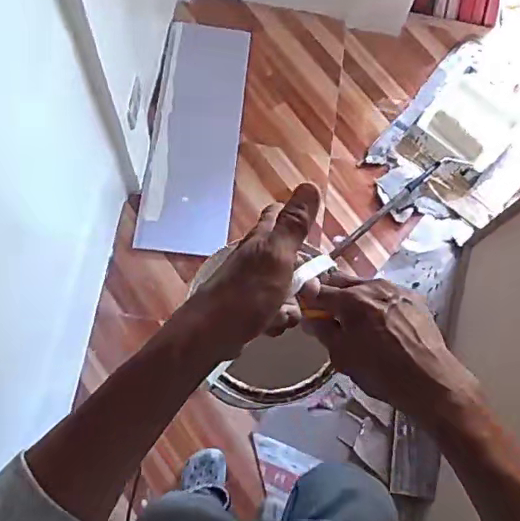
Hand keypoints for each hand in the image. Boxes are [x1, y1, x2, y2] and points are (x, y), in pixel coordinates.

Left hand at [171, 183, 321, 359]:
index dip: (297, 223)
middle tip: (306, 293)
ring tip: (280, 314)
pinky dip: (276, 321)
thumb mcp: (277, 256)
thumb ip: (295, 224)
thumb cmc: (245, 295)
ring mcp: (251, 286)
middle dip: (304, 278)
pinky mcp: (248, 311)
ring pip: (286, 290)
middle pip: (291, 260)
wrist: (209, 335)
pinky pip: (275, 313)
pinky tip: (268, 327)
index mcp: (261, 240)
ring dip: (291, 305)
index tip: (309, 241)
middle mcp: (255, 259)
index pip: (278, 216)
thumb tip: (310, 185)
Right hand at [301, 271, 482, 422]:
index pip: (317, 290)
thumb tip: (310, 318)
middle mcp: (372, 286)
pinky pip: (386, 294)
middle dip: (329, 293)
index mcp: (350, 300)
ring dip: (353, 297)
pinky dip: (376, 302)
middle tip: (327, 314)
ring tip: (354, 321)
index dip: (307, 299)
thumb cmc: (381, 372)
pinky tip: (379, 323)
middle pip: (341, 280)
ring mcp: (395, 289)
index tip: (306, 309)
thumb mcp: (343, 356)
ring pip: (364, 285)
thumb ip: (323, 331)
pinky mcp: (413, 298)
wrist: (429, 379)